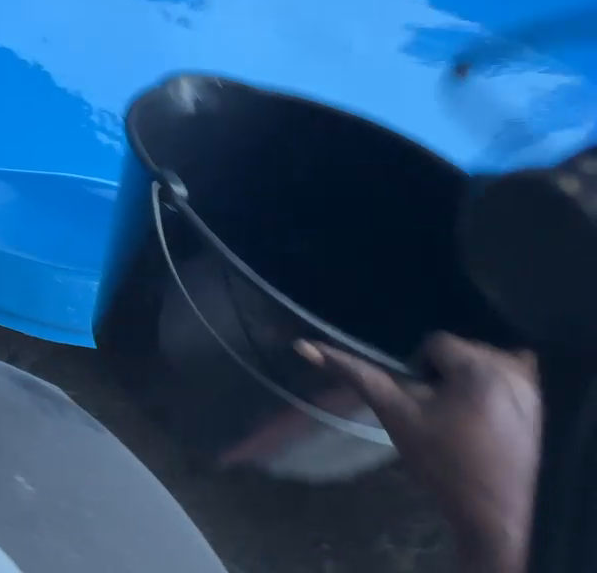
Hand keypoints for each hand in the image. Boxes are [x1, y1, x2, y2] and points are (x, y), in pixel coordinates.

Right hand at [298, 334, 540, 572]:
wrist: (510, 523)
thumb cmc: (448, 466)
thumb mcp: (395, 414)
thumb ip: (354, 373)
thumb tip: (302, 345)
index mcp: (480, 369)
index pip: (438, 343)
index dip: (423, 369)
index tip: (427, 402)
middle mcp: (522, 374)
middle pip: (474, 352)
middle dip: (456, 375)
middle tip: (450, 412)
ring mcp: (550, 397)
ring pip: (505, 367)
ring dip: (487, 384)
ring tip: (478, 420)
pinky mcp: (563, 416)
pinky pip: (535, 386)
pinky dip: (516, 397)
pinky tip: (508, 428)